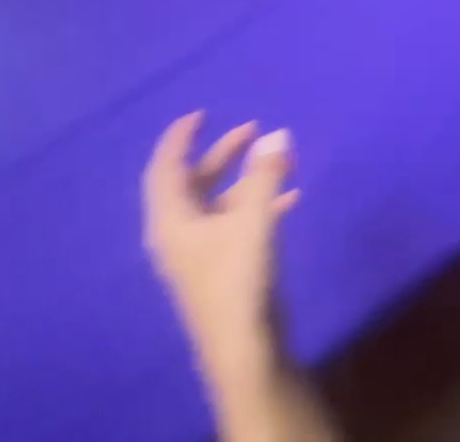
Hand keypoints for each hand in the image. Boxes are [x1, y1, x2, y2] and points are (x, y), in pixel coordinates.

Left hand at [142, 112, 298, 365]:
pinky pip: (239, 221)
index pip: (167, 170)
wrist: (244, 346)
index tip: (200, 114)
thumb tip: (277, 134)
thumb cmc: (239, 279)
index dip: (181, 140)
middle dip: (223, 154)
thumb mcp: (254, 220)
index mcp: (173, 221)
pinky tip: (292, 196)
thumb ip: (266, 175)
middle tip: (252, 129)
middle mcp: (181, 233)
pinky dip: (261, 203)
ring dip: (248, 178)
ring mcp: (202, 252)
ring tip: (281, 159)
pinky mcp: (225, 266)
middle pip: (195, 183)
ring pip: (221, 202)